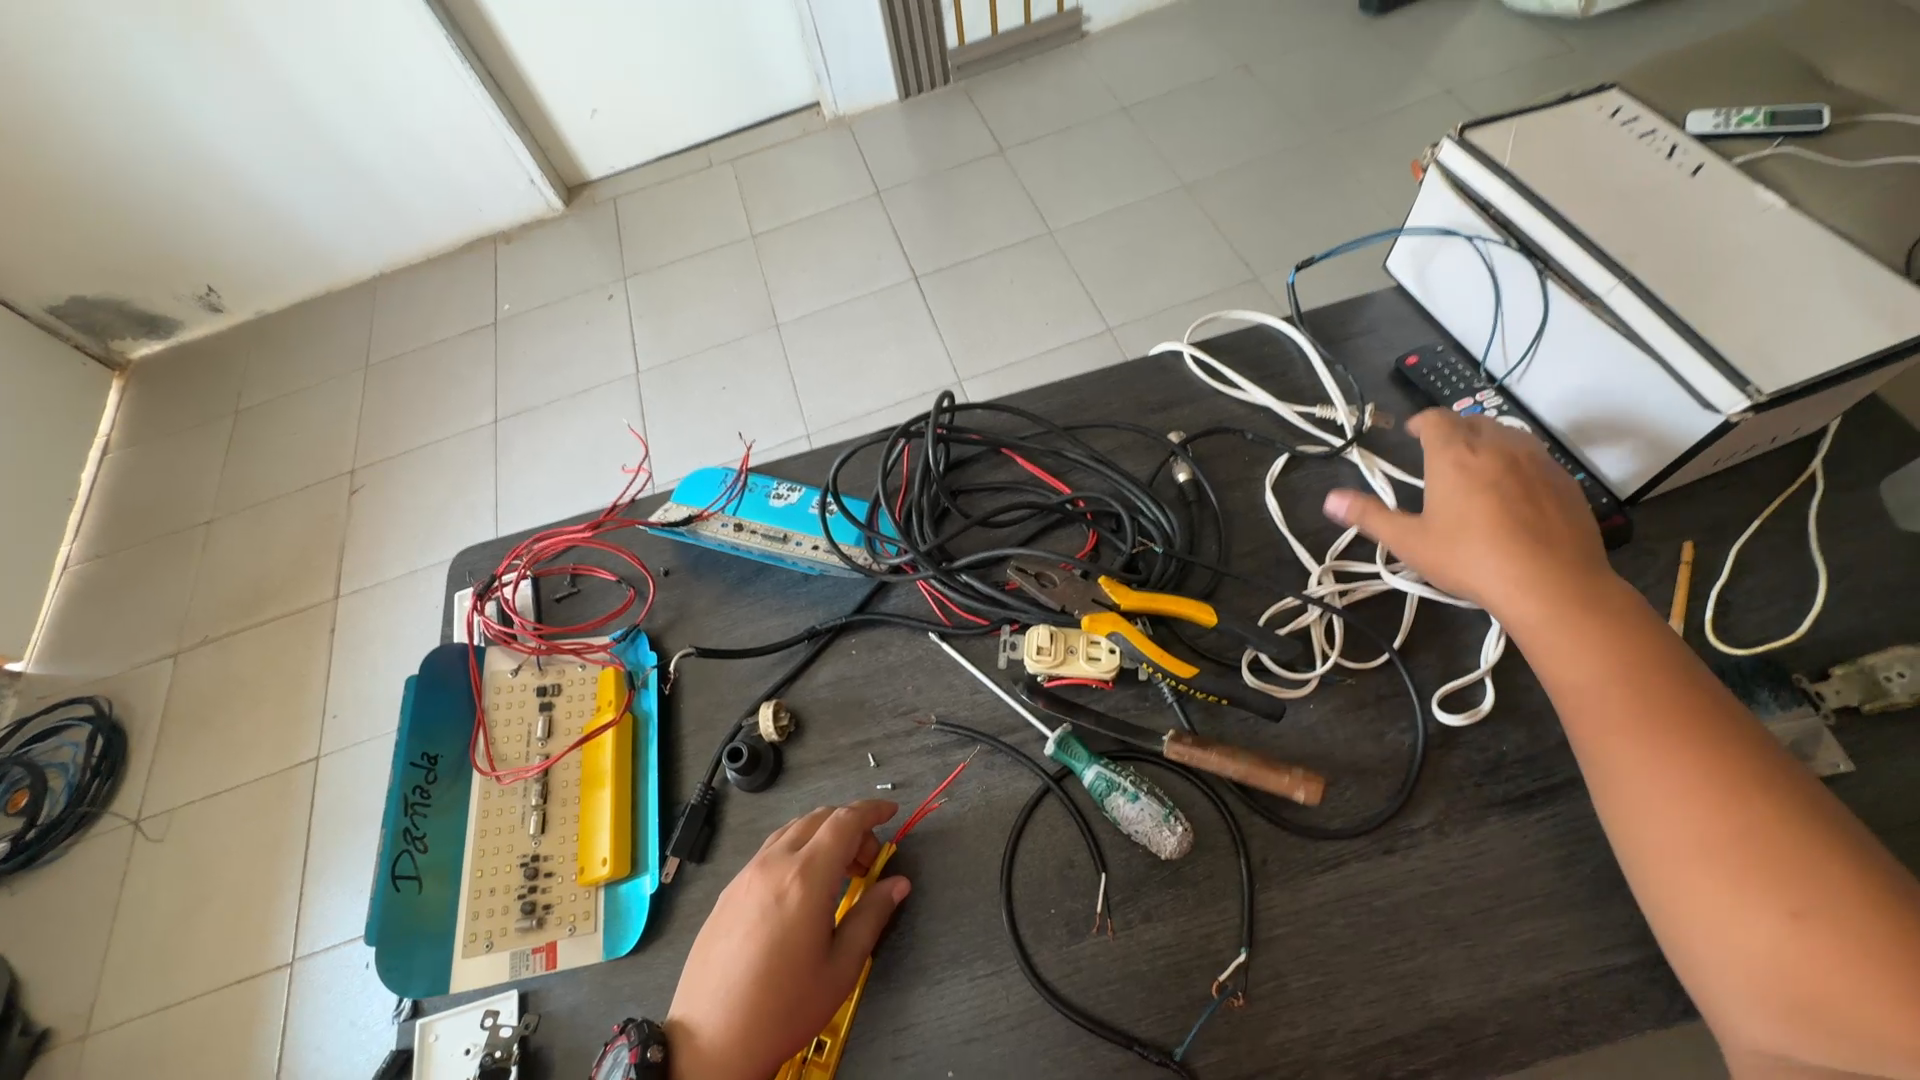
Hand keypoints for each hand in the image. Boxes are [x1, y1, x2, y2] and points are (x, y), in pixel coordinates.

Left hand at [666, 800, 909, 1079]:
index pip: (845, 821)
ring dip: (822, 835)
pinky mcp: (729, 891)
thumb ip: (871, 916)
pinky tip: (803, 887)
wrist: (711, 1039)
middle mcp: (773, 864)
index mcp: (806, 877)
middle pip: (818, 818)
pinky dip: (797, 849)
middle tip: (868, 862)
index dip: (872, 810)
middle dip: (851, 826)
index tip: (891, 813)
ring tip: (839, 872)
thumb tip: (898, 884)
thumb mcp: (841, 967)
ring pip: (791, 830)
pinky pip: (770, 850)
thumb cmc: (783, 1007)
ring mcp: (746, 875)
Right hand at [1322, 408, 1618, 628]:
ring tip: (1477, 465)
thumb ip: (1369, 516)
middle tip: (1441, 452)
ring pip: (1509, 434)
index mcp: (1454, 455)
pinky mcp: (1564, 480)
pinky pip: (1535, 457)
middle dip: (1454, 430)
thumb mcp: (1410, 542)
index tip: (1413, 433)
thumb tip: (1330, 499)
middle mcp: (1496, 446)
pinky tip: (1513, 491)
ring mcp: (1536, 460)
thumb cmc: (1470, 559)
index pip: (1436, 418)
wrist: (1551, 583)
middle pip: (1473, 421)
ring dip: (1488, 440)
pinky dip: (1517, 462)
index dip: (1422, 421)